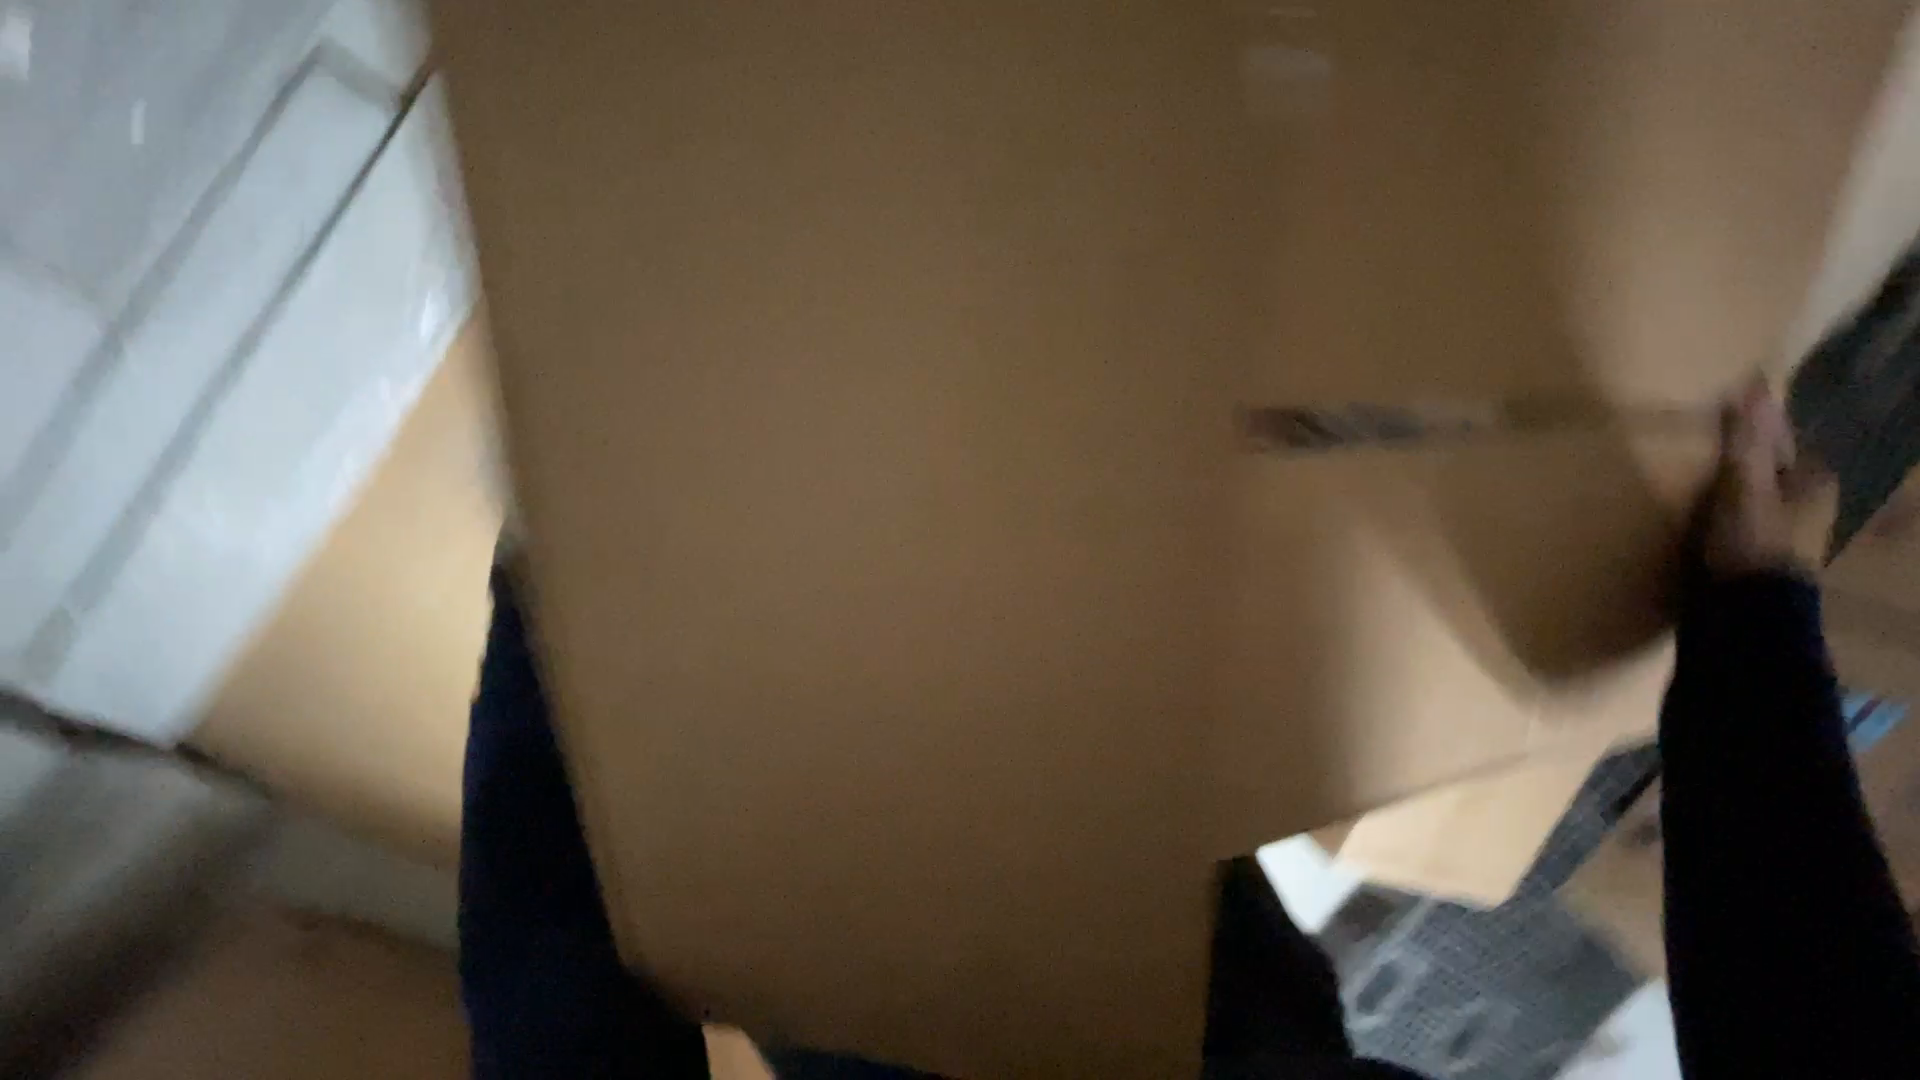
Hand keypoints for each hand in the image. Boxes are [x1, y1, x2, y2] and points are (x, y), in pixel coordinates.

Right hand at [1695, 378, 1836, 580]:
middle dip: (1740, 456)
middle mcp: (1809, 503)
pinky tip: (1694, 511)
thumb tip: (1755, 384)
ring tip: (1689, 475)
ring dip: (1728, 484)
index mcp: (1815, 481)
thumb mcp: (1745, 485)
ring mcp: (1786, 531)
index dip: (1751, 425)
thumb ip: (1747, 439)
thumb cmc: (1752, 540)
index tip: (1716, 414)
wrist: (1749, 607)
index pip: (1781, 439)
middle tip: (1698, 443)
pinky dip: (1720, 509)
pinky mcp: (1758, 553)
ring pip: (1754, 493)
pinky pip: (1739, 517)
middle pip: (1769, 467)